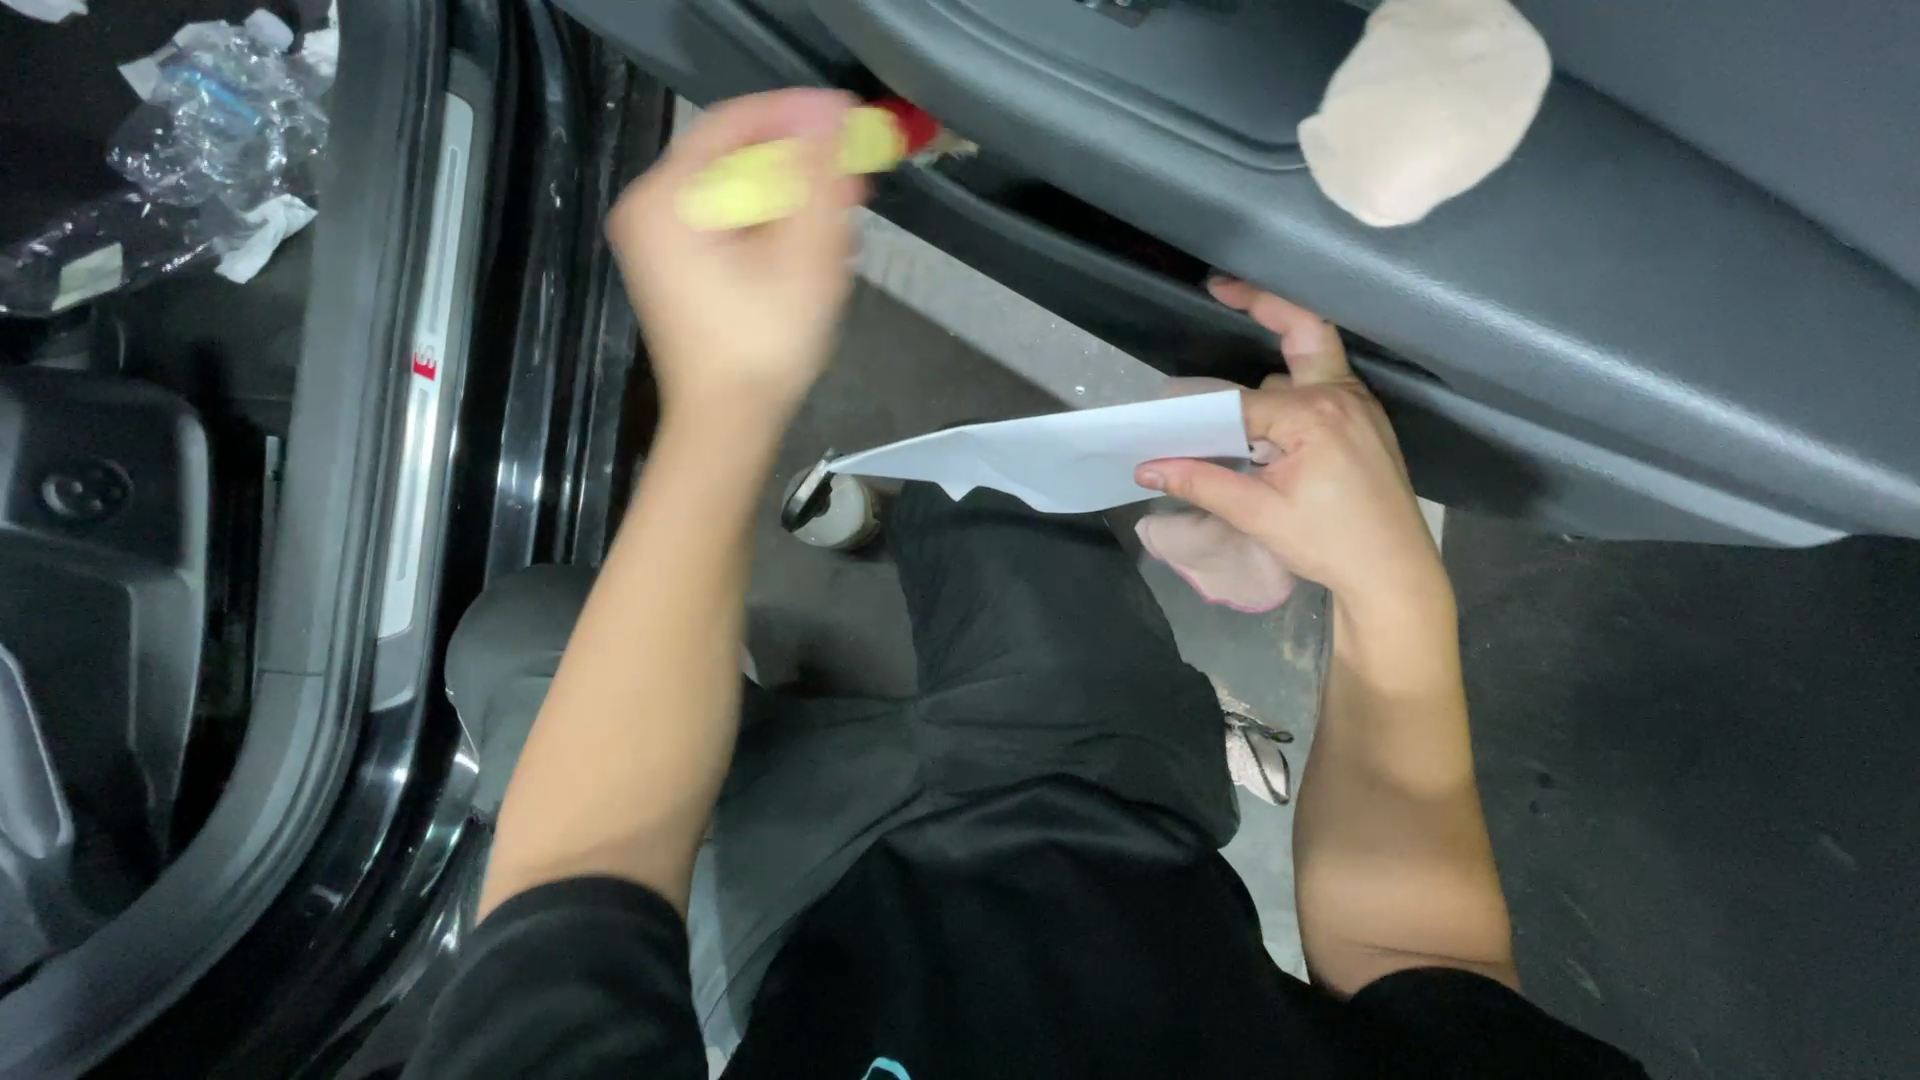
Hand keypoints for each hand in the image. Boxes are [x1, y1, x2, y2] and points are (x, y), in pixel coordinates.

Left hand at [606, 89, 865, 420]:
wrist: (728, 426)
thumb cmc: (763, 349)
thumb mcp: (804, 260)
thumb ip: (821, 180)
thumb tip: (835, 112)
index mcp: (667, 200)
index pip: (733, 124)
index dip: (796, 117)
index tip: (850, 121)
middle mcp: (654, 211)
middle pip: (739, 162)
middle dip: (803, 173)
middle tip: (853, 188)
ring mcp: (665, 244)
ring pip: (743, 198)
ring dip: (797, 208)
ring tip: (841, 235)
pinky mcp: (683, 271)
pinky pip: (736, 230)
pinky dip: (777, 235)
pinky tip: (814, 259)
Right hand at [1136, 280, 1447, 615]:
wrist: (1393, 573)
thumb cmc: (1328, 543)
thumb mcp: (1258, 514)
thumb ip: (1201, 482)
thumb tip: (1146, 467)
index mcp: (1314, 415)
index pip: (1238, 401)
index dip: (1196, 413)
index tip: (1160, 413)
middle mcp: (1342, 396)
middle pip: (1302, 331)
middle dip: (1263, 302)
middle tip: (1221, 285)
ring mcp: (1359, 405)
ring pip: (1311, 359)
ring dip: (1276, 352)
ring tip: (1235, 348)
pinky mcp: (1363, 421)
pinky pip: (1324, 383)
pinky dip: (1293, 380)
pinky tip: (1268, 406)